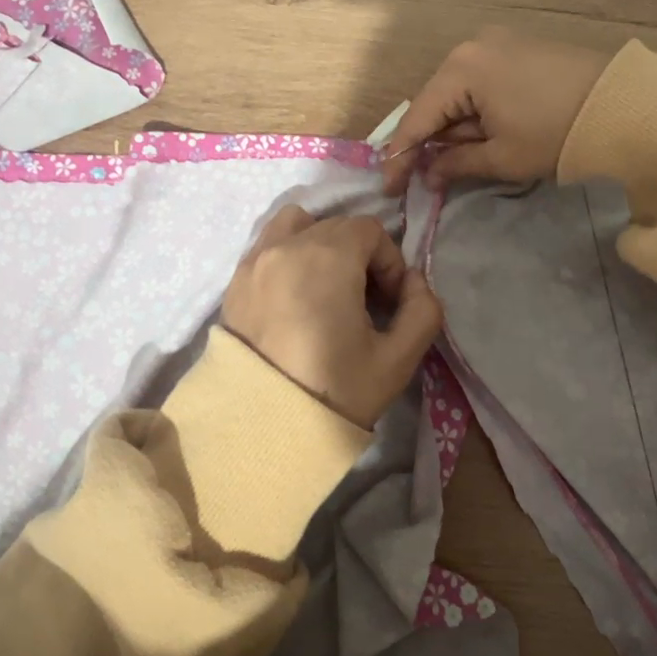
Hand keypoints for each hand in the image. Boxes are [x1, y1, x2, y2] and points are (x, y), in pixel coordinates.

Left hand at [221, 205, 444, 429]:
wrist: (261, 430)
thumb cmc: (334, 391)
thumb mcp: (397, 359)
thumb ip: (422, 309)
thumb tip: (412, 282)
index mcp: (328, 256)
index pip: (370, 230)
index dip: (389, 262)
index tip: (389, 303)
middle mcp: (288, 246)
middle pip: (336, 227)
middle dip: (358, 257)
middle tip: (364, 305)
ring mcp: (255, 261)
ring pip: (297, 225)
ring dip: (318, 245)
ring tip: (325, 290)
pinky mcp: (233, 281)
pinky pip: (267, 246)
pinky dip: (287, 256)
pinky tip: (295, 299)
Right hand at [382, 28, 608, 194]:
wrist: (623, 105)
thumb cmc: (555, 132)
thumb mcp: (503, 157)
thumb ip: (457, 164)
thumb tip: (429, 174)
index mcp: (461, 69)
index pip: (418, 119)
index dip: (400, 158)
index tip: (390, 189)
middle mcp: (472, 47)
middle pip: (436, 102)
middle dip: (428, 142)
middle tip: (419, 179)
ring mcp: (497, 43)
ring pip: (459, 94)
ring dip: (453, 129)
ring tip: (451, 164)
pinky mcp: (518, 49)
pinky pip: (481, 84)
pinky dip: (475, 113)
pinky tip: (478, 138)